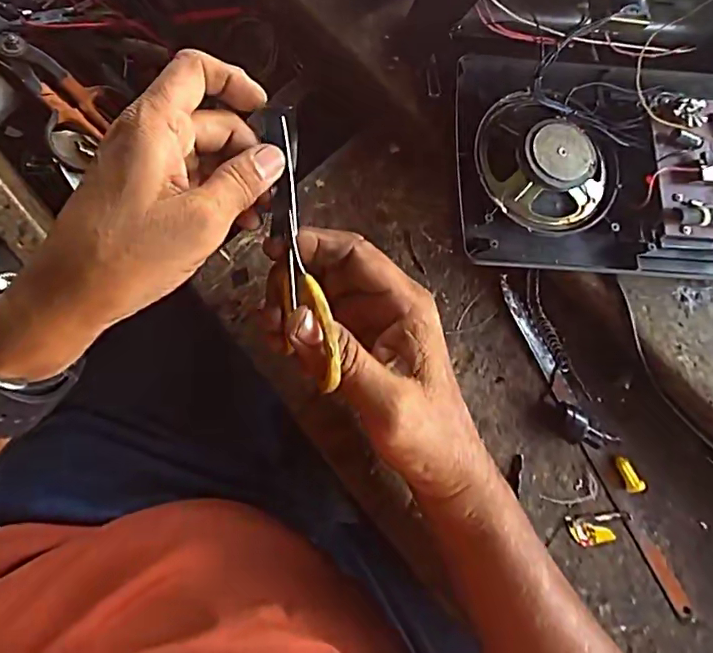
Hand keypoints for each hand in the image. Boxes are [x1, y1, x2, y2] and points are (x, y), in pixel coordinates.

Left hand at [0, 49, 284, 377]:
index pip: (196, 69)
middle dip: (245, 147)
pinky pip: (187, 171)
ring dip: (233, 174)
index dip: (235, 80)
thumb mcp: (201, 219)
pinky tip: (230, 217)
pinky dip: (213, 188)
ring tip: (251, 208)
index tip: (262, 105)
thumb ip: (243, 181)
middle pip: (210, 116)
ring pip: (203, 148)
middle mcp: (144, 134)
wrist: (69, 296)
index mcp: (153, 126)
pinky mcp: (140, 183)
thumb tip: (270, 158)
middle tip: (267, 181)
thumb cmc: (114, 259)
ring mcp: (141, 159)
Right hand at [263, 228, 496, 503]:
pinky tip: (285, 347)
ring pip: (321, 295)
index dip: (315, 244)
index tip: (277, 251)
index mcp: (405, 303)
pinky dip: (298, 330)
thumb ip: (341, 356)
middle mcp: (387, 305)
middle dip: (295, 279)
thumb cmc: (429, 433)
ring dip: (292, 306)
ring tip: (272, 330)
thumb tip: (297, 317)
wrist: (443, 468)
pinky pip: (320, 323)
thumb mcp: (385, 398)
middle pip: (332, 270)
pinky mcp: (358, 344)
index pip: (355, 253)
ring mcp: (371, 323)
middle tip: (269, 305)